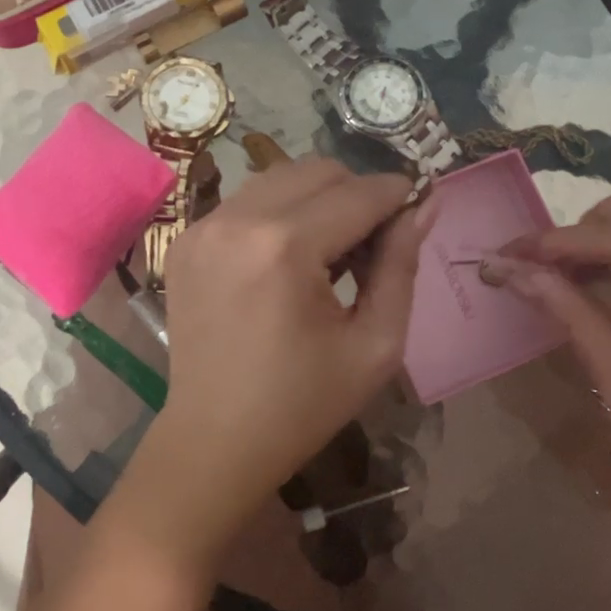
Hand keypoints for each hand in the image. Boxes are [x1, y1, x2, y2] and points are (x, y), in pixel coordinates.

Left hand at [137, 157, 429, 555]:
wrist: (216, 439)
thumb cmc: (303, 404)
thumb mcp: (375, 344)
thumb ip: (402, 267)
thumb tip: (425, 206)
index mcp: (285, 247)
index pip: (360, 193)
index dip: (399, 196)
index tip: (418, 210)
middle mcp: (237, 220)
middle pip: (318, 171)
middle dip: (356, 194)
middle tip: (373, 242)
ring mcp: (202, 228)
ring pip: (279, 178)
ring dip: (316, 200)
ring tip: (331, 252)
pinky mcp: (185, 242)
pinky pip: (246, 202)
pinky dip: (277, 214)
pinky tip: (288, 260)